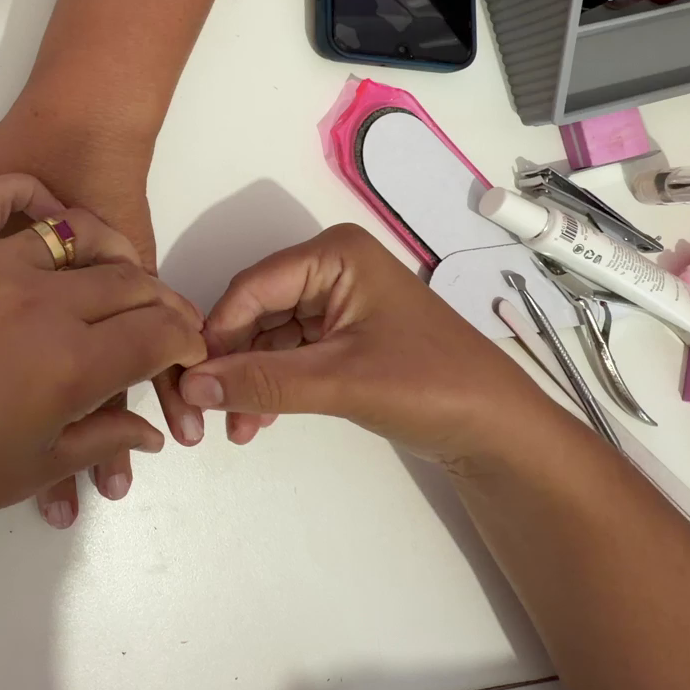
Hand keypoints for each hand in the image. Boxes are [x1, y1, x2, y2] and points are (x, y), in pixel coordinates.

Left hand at [0, 174, 205, 543]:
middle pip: (129, 282)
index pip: (157, 336)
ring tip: (118, 276)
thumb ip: (102, 440)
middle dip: (160, 303)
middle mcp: (42, 304)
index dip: (184, 343)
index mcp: (71, 365)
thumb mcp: (33, 468)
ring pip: (79, 236)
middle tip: (162, 324)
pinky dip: (27, 194)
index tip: (187, 353)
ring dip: (111, 252)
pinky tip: (46, 212)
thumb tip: (149, 429)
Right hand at [178, 225, 559, 467]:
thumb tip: (190, 388)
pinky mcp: (340, 336)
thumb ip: (261, 382)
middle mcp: (329, 269)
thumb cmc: (430, 387)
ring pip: (267, 338)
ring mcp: (335, 303)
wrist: (501, 435)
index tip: (188, 381)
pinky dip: (270, 386)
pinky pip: (288, 355)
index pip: (252, 288)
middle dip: (231, 363)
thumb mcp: (339, 382)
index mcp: (333, 255)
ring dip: (248, 381)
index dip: (217, 334)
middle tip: (205, 412)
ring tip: (232, 428)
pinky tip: (255, 422)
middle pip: (255, 313)